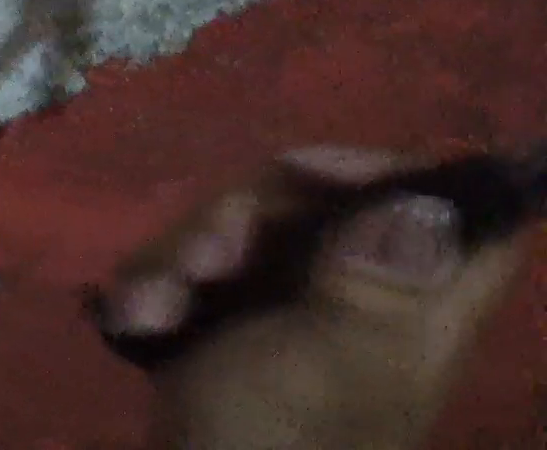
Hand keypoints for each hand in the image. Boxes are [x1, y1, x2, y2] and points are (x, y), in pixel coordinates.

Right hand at [101, 148, 528, 449]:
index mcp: (412, 306)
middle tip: (203, 262)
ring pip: (230, 225)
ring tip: (154, 311)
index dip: (389, 173)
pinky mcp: (222, 304)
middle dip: (231, 219)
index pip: (450, 215)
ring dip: (176, 258)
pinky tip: (141, 318)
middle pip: (305, 202)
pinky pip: (184, 257)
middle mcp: (352, 289)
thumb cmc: (274, 432)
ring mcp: (281, 295)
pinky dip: (154, 282)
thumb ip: (376, 291)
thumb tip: (426, 204)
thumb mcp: (330, 366)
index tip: (306, 168)